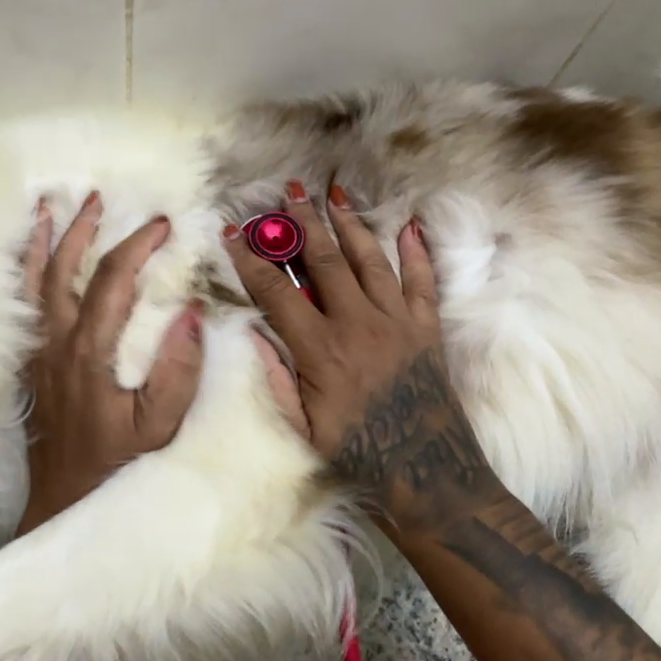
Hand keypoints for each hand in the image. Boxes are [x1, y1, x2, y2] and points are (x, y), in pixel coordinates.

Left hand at [16, 193, 204, 534]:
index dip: (136, 246)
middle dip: (81, 229)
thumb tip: (189, 312)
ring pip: (34, 283)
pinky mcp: (31, 363)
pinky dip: (26, 274)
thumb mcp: (159, 426)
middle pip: (63, 270)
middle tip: (96, 197)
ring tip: (46, 208)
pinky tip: (30, 260)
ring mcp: (38, 351)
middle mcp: (56, 342)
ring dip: (41, 242)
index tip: (161, 224)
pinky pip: (24, 306)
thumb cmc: (117, 462)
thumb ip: (177, 370)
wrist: (64, 495)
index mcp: (90, 351)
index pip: (112, 281)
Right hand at [221, 180, 441, 456]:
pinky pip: (422, 280)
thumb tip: (251, 333)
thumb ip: (275, 378)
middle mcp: (358, 324)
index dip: (251, 260)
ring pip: (370, 259)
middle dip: (303, 222)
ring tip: (336, 193)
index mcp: (320, 350)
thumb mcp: (302, 426)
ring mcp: (397, 321)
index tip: (233, 232)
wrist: (426, 469)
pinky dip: (416, 252)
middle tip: (289, 191)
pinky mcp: (426, 327)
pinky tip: (409, 225)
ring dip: (350, 223)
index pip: (276, 292)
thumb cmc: (357, 450)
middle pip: (325, 260)